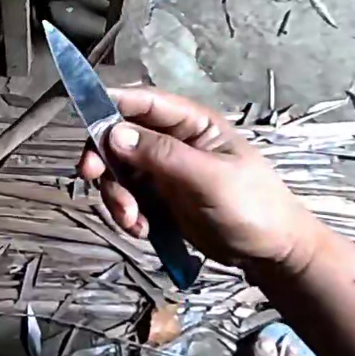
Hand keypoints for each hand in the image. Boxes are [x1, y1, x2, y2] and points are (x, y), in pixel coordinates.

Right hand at [77, 87, 325, 273]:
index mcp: (190, 123)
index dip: (110, 104)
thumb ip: (161, 155)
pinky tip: (143, 230)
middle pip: (119, 136)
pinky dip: (127, 214)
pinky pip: (128, 198)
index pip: (143, 102)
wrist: (272, 253)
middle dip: (104, 159)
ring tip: (133, 221)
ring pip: (118, 171)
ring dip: (116, 195)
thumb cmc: (253, 207)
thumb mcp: (209, 178)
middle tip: (92, 178)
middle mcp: (171, 141)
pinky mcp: (158, 198)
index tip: (83, 119)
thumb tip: (114, 132)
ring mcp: (163, 170)